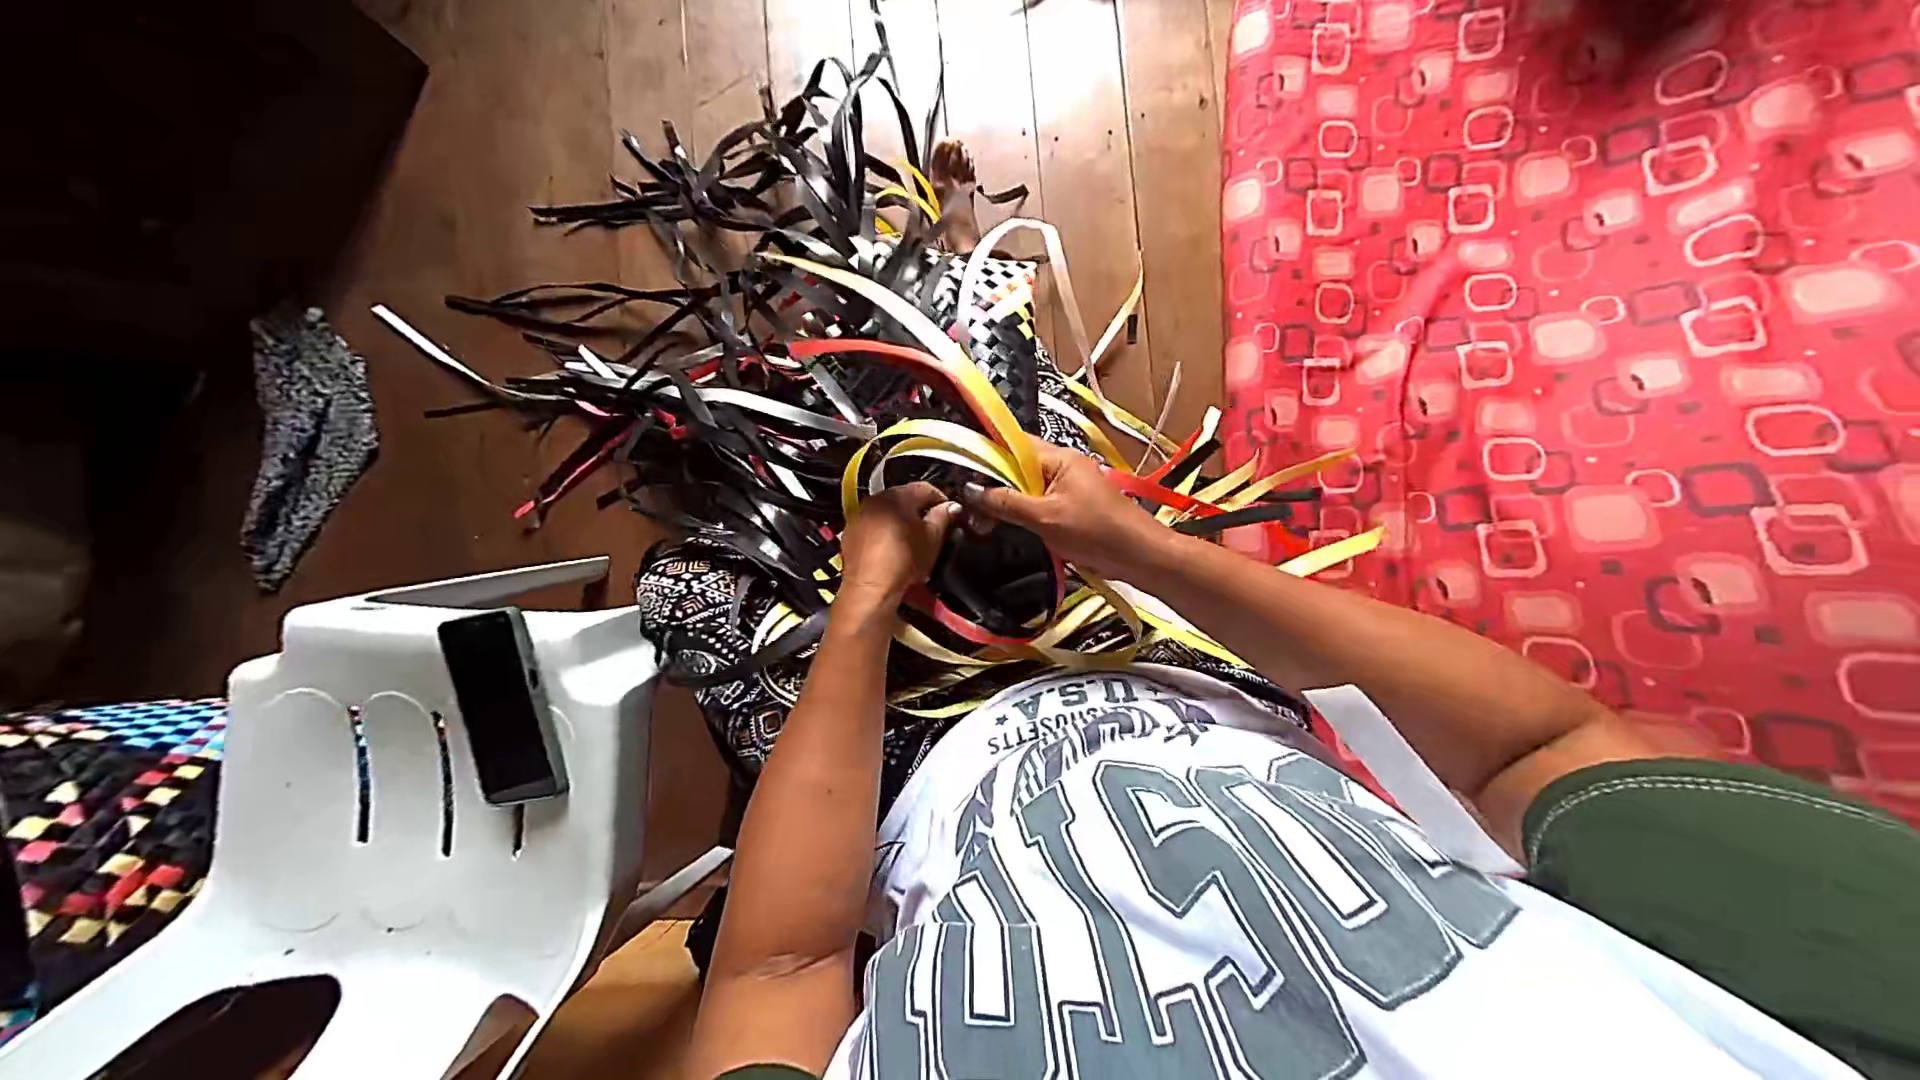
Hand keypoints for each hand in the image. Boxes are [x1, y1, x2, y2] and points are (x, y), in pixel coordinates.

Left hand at [838, 481, 960, 599]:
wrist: (870, 588)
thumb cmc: (904, 560)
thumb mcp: (933, 538)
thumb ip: (943, 517)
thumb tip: (951, 507)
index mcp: (896, 496)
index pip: (926, 488)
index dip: (942, 501)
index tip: (950, 515)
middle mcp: (874, 500)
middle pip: (904, 500)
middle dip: (921, 512)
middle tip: (934, 530)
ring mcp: (859, 517)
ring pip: (887, 514)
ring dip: (902, 523)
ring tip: (913, 542)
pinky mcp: (850, 535)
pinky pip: (874, 528)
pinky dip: (885, 534)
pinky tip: (893, 551)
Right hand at [960, 438, 1169, 579]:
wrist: (1139, 557)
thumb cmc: (1097, 532)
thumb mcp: (1045, 518)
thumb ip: (1006, 503)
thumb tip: (969, 490)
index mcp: (1059, 458)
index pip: (1012, 444)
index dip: (984, 453)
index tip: (957, 469)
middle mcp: (1060, 467)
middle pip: (1015, 467)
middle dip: (990, 485)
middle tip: (968, 507)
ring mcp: (1064, 489)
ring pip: (1022, 488)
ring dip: (1003, 503)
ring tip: (980, 521)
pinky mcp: (1066, 509)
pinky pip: (1034, 505)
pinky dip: (1018, 515)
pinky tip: (1002, 526)